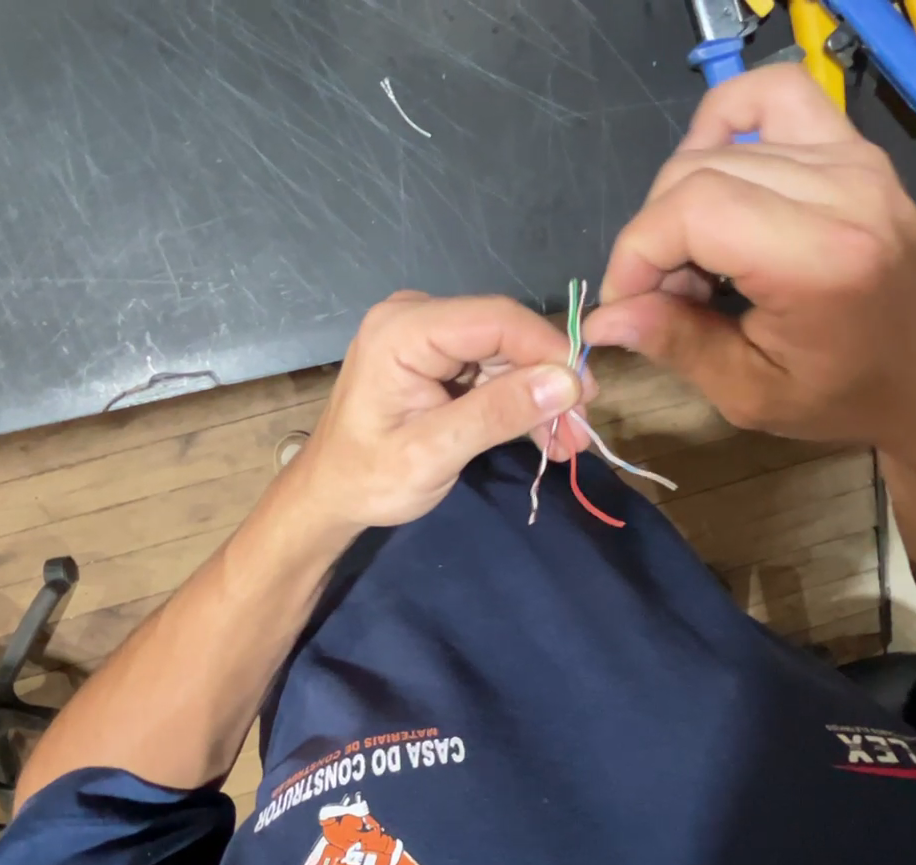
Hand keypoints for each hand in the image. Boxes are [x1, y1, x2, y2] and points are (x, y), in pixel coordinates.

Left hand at [277, 291, 585, 532]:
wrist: (330, 495)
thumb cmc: (368, 479)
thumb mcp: (433, 453)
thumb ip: (497, 414)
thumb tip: (566, 382)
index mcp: (403, 331)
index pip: (495, 319)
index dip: (549, 351)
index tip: (585, 395)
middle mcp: (415, 319)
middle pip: (504, 335)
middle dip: (547, 382)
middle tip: (579, 432)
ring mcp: (426, 337)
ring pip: (505, 355)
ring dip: (539, 398)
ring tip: (567, 444)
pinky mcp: (435, 358)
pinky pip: (490, 371)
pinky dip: (518, 402)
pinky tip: (545, 435)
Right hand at [582, 64, 915, 461]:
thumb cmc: (845, 397)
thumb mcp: (749, 393)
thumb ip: (675, 344)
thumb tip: (603, 318)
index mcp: (815, 258)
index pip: (688, 210)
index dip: (634, 255)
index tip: (624, 307)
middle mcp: (837, 188)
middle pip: (694, 174)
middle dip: (651, 238)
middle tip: (663, 299)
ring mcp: (850, 158)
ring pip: (719, 142)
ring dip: (679, 202)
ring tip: (691, 258)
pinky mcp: (853, 150)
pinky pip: (772, 98)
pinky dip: (724, 126)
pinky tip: (715, 179)